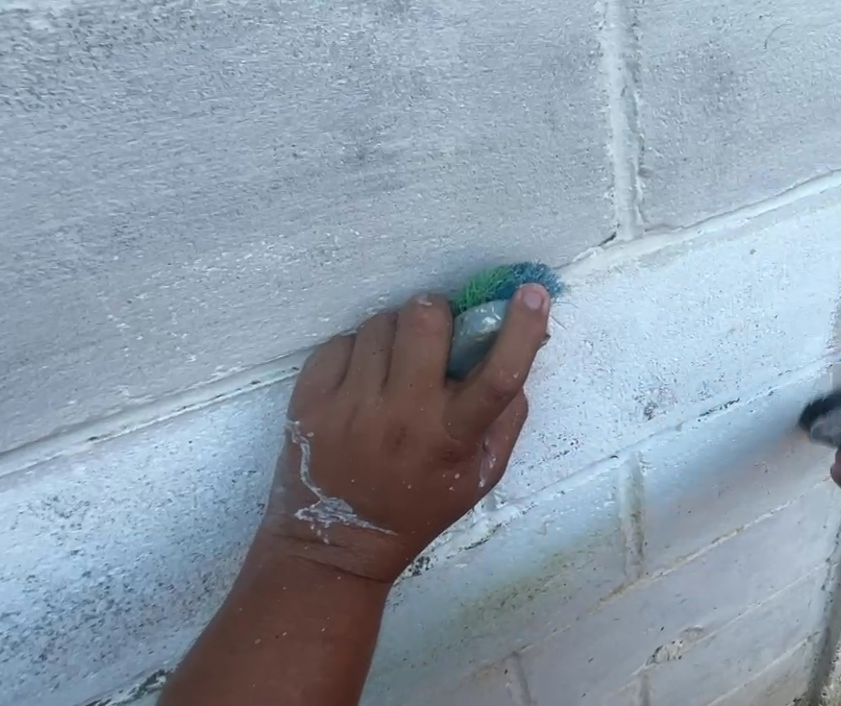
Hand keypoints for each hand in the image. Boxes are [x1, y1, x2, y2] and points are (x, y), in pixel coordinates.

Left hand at [256, 286, 551, 581]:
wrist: (332, 547)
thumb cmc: (421, 505)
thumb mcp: (482, 472)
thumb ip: (508, 414)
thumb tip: (522, 346)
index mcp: (453, 436)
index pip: (498, 376)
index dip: (520, 329)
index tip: (531, 294)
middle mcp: (403, 416)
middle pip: (426, 321)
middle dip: (437, 314)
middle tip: (435, 334)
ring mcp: (351, 407)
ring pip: (382, 324)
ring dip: (396, 333)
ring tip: (394, 363)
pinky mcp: (309, 402)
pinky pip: (341, 342)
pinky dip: (357, 350)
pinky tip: (361, 379)